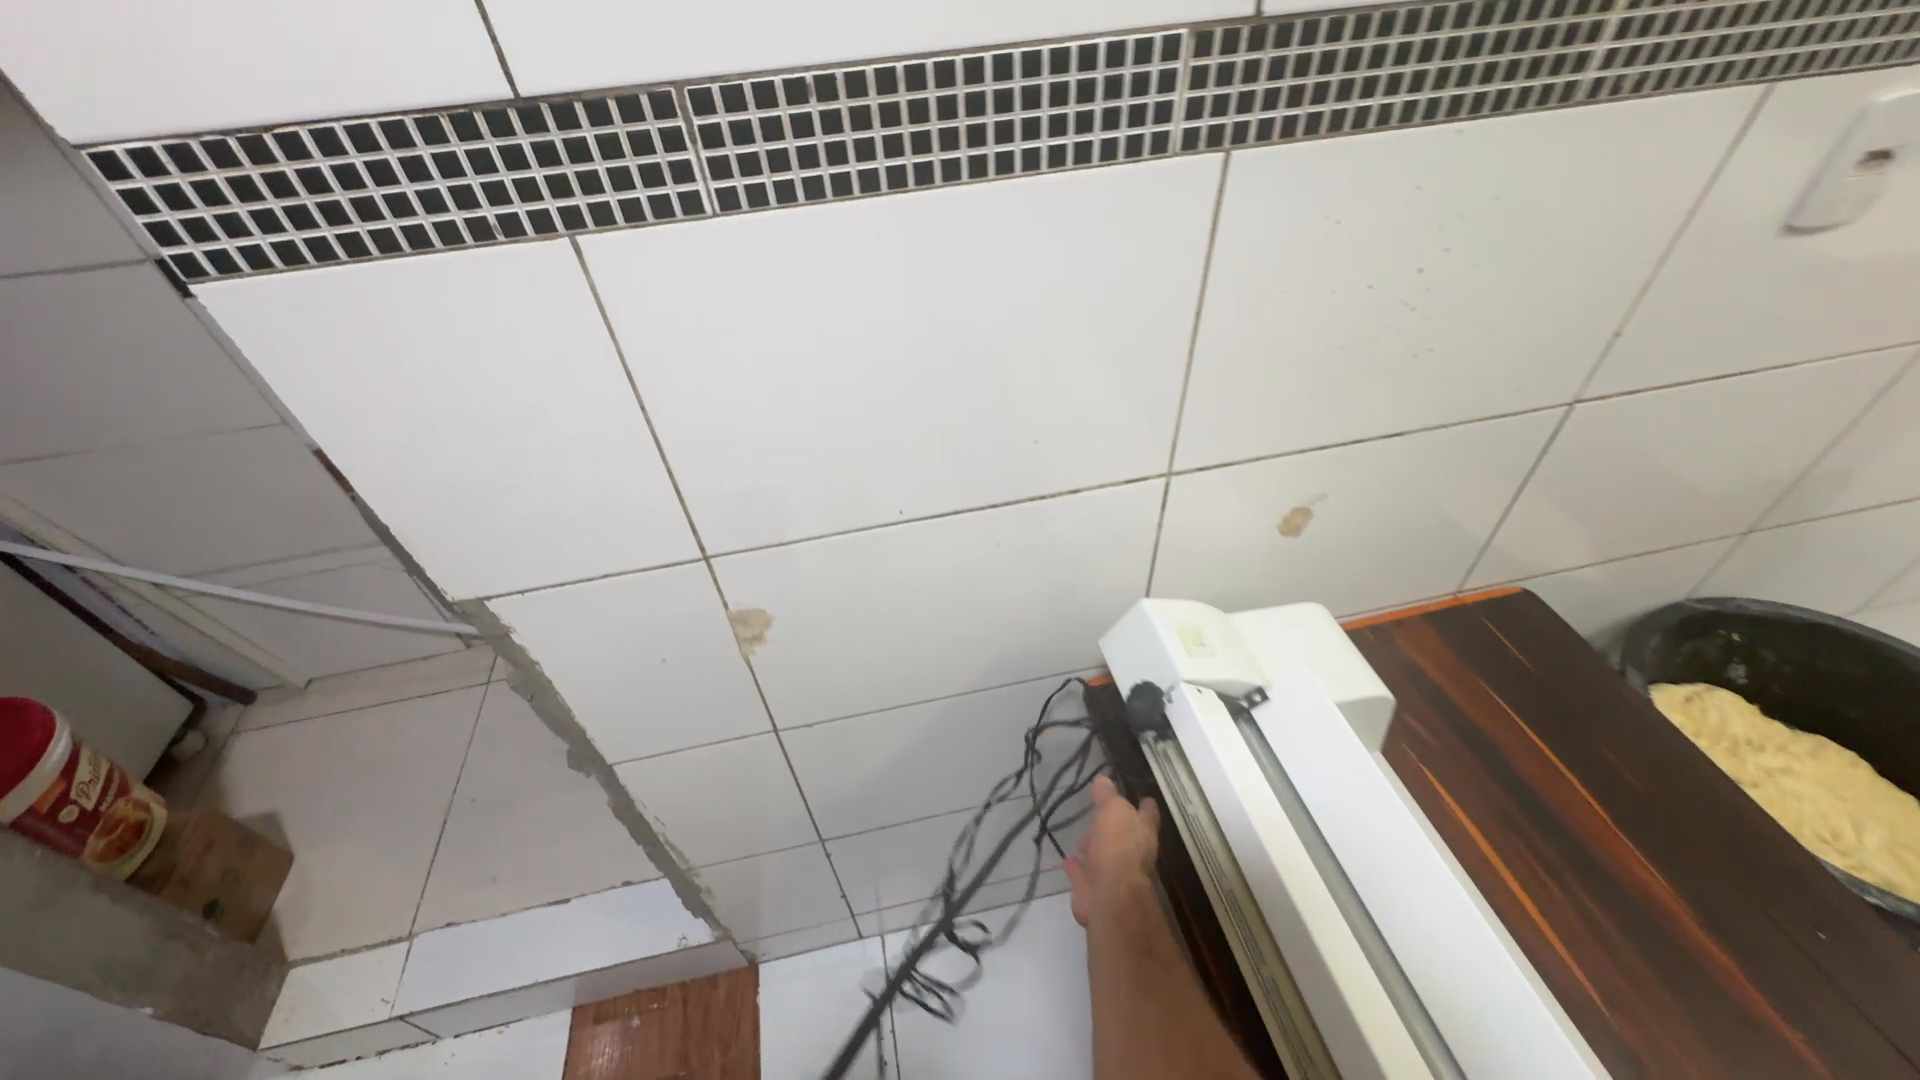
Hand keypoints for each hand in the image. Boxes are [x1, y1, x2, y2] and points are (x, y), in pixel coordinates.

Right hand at [1064, 774, 1159, 927]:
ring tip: (1081, 838)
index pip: (1148, 813)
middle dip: (1113, 829)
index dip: (1145, 805)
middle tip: (1100, 817)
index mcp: (1143, 832)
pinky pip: (1084, 874)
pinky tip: (1067, 860)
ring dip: (1094, 848)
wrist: (1110, 894)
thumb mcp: (1113, 810)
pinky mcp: (1095, 891)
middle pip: (1125, 837)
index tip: (1144, 797)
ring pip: (1104, 857)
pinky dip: (1077, 868)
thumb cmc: (1117, 846)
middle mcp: (1133, 854)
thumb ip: (1107, 795)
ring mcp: (1115, 875)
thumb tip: (1103, 779)